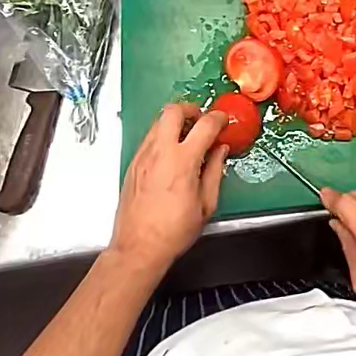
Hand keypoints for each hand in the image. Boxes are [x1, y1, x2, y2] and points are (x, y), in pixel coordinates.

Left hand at [112, 102, 228, 270]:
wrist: (138, 246)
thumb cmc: (173, 231)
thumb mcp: (206, 204)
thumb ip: (215, 171)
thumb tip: (220, 151)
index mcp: (182, 161)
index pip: (204, 125)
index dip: (218, 118)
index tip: (223, 120)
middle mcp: (160, 152)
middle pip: (173, 111)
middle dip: (190, 108)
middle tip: (201, 119)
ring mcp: (143, 156)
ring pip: (158, 121)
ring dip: (174, 121)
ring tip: (187, 135)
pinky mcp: (133, 163)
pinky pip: (149, 138)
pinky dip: (162, 135)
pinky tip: (171, 152)